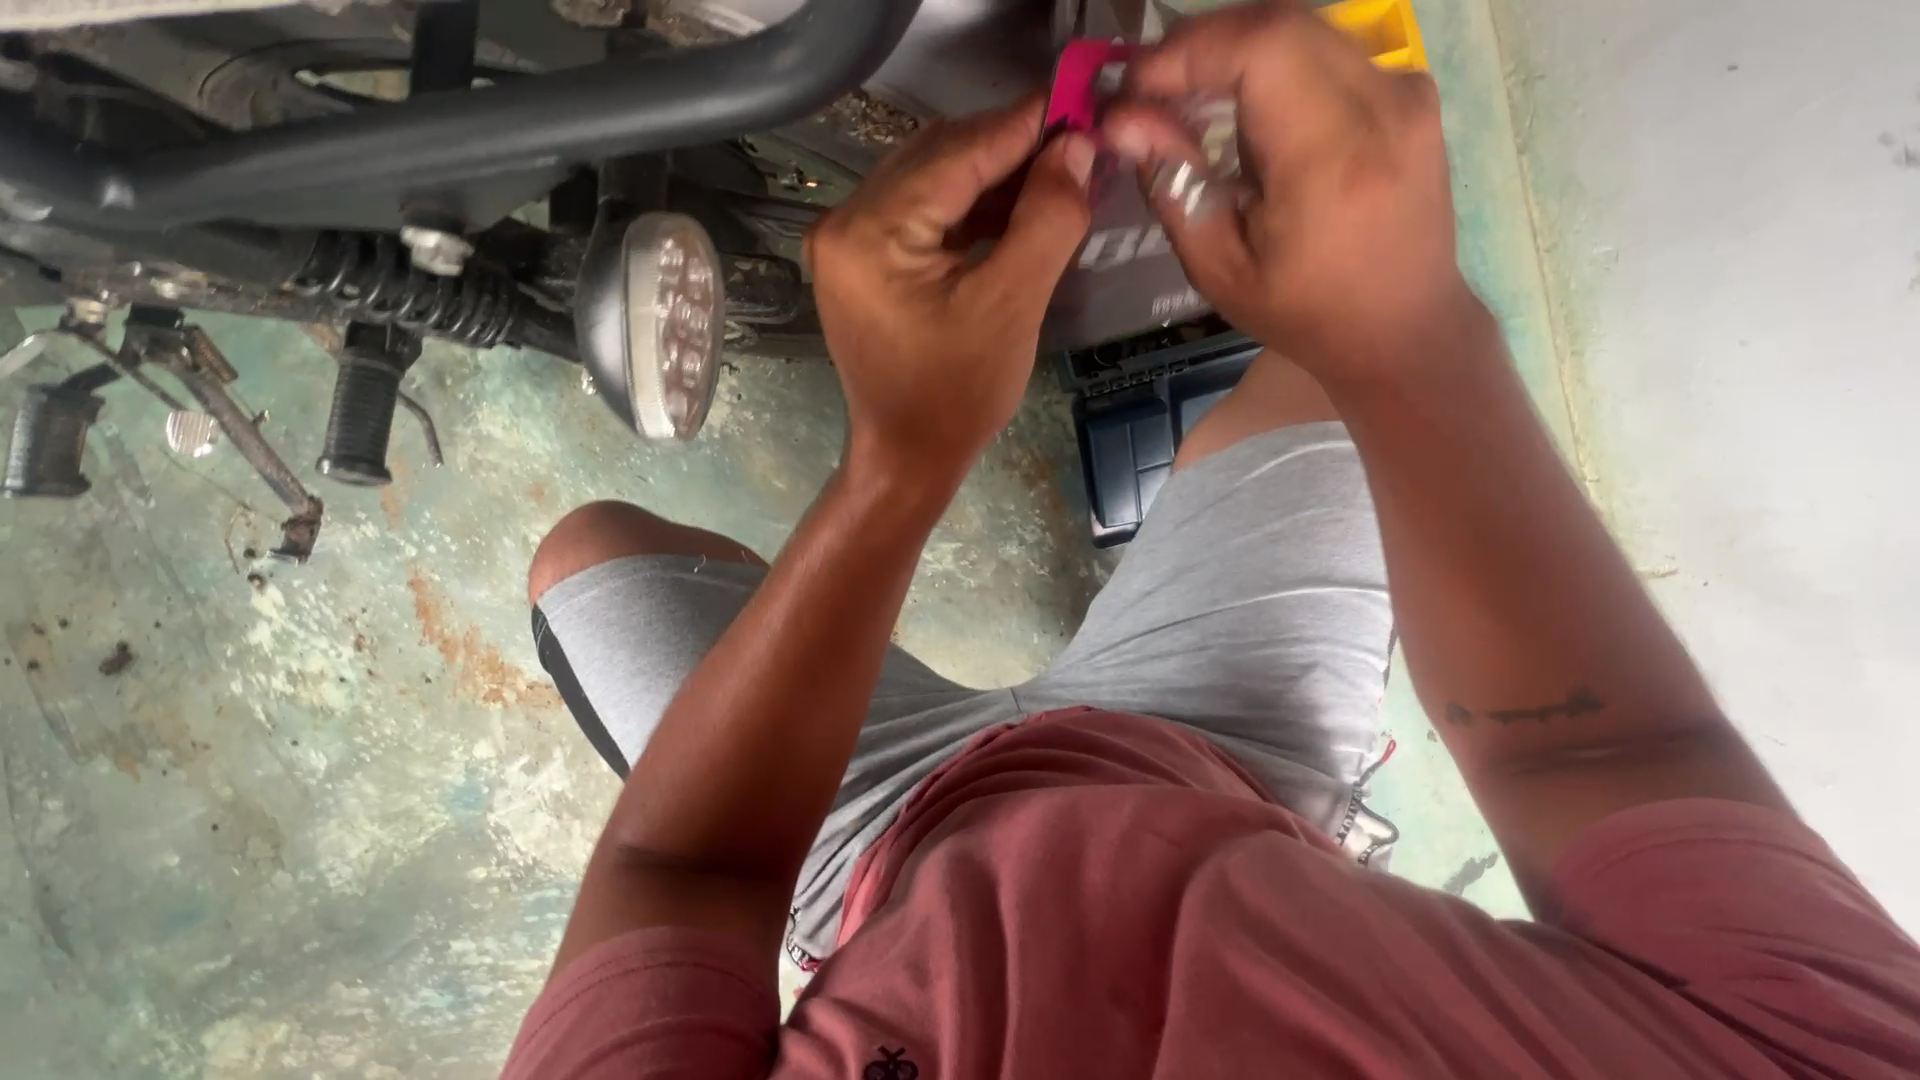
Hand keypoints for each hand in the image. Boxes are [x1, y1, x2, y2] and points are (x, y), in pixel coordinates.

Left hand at [807, 100, 1093, 485]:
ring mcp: (845, 242)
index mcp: (870, 234)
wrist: (907, 455)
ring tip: (1054, 177)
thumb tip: (1076, 146)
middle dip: (1008, 149)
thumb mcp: (1011, 306)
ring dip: (991, 177)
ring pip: (930, 180)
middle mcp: (844, 223)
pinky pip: (919, 213)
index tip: (1080, 104)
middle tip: (1074, 145)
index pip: (956, 153)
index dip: (1023, 126)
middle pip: (938, 157)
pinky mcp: (858, 260)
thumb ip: (1046, 219)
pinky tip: (1013, 209)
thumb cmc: (958, 396)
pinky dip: (966, 208)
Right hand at [1103, 2, 1481, 384]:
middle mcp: (1382, 104)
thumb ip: (1173, 187)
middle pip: (1279, 22)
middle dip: (1201, 46)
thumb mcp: (1220, 269)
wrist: (1401, 326)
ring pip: (1302, 27)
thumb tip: (1122, 122)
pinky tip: (1245, 111)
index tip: (1135, 88)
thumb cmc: (1304, 313)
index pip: (1260, 47)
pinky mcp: (1409, 91)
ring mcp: (1405, 90)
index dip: (1186, 51)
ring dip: (1234, 52)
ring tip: (1189, 99)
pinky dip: (1273, 65)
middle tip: (1151, 90)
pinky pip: (1327, 49)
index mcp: (1332, 158)